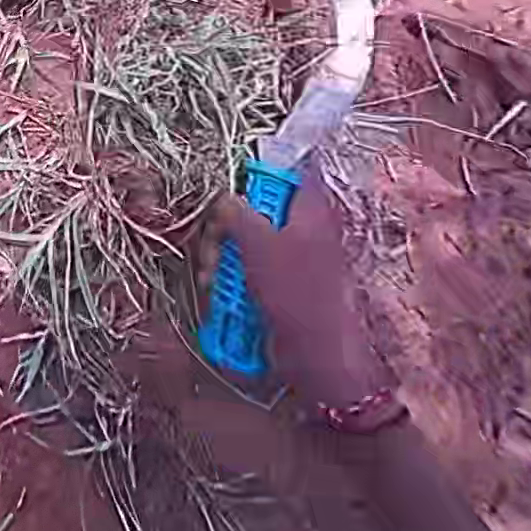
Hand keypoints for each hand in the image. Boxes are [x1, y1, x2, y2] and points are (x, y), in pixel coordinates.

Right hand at [213, 171, 386, 408]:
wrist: (319, 360)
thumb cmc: (296, 294)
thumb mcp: (258, 243)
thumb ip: (237, 210)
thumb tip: (224, 194)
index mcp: (310, 213)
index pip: (292, 172)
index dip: (262, 170)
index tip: (233, 181)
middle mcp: (303, 231)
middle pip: (255, 208)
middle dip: (224, 224)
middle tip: (213, 242)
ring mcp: (292, 259)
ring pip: (244, 239)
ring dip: (220, 254)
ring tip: (212, 275)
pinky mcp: (278, 283)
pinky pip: (245, 266)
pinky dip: (227, 274)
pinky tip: (218, 289)